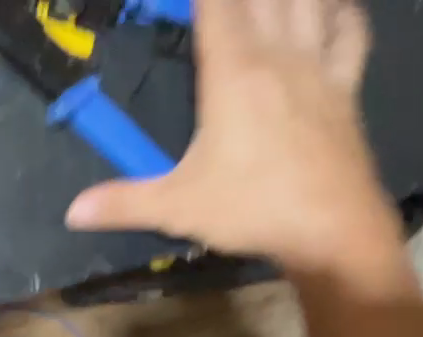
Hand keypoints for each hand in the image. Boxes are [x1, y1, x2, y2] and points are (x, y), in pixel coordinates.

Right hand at [65, 0, 396, 272]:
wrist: (329, 227)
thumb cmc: (250, 209)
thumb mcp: (176, 208)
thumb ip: (123, 203)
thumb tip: (72, 212)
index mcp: (233, 74)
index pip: (217, 6)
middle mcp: (278, 56)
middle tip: (221, 0)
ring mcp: (318, 67)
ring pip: (308, 0)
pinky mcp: (346, 88)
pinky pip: (350, 32)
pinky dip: (340, 12)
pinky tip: (330, 9)